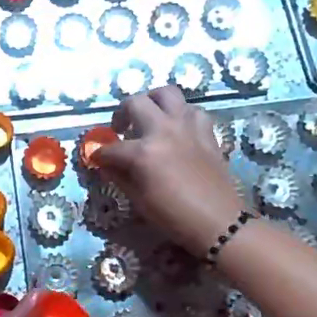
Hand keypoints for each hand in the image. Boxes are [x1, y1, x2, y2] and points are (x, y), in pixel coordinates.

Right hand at [96, 86, 245, 253]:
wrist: (219, 223)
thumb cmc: (174, 216)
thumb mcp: (138, 199)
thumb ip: (119, 175)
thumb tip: (107, 164)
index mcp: (143, 152)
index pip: (111, 147)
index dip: (100, 154)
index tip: (96, 159)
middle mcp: (163, 130)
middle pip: (135, 103)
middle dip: (121, 113)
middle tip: (120, 129)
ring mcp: (187, 127)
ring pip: (167, 94)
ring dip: (153, 101)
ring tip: (149, 117)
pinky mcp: (206, 131)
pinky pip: (192, 110)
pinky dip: (181, 114)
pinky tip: (177, 128)